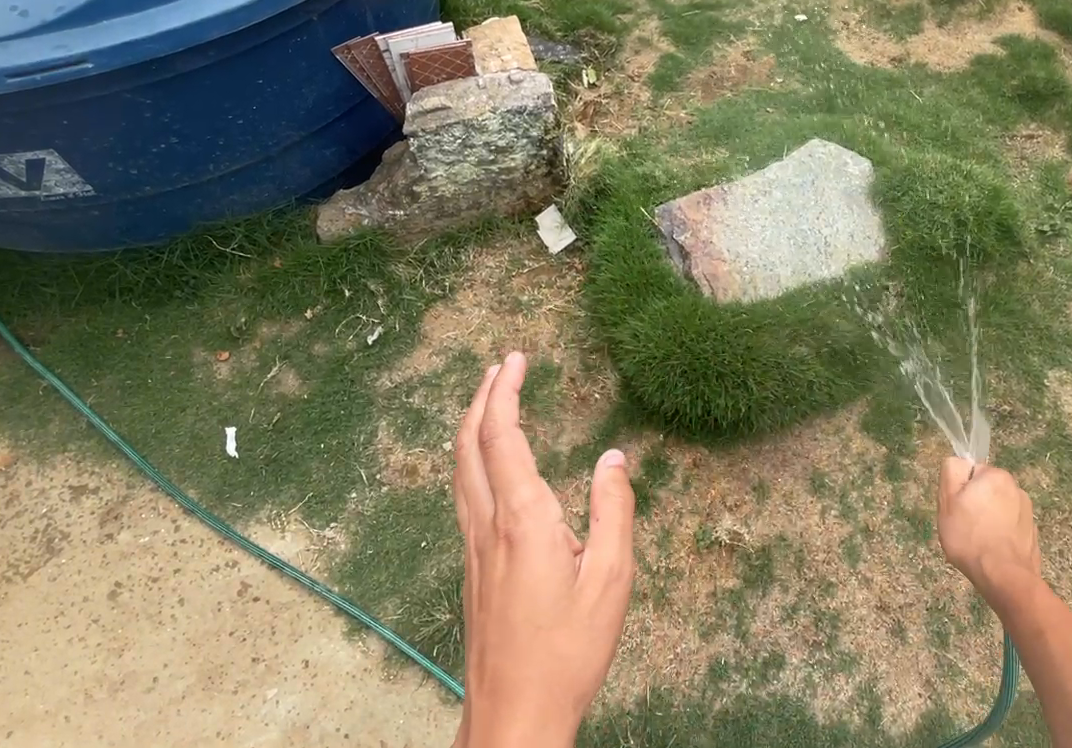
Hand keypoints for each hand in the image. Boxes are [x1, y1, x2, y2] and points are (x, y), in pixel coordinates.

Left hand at [453, 353, 634, 747]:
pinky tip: (489, 463)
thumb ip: (613, 510)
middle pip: (467, 446)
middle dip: (480, 398)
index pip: (502, 437)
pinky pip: (463, 493)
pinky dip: (472, 457)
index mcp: (523, 519)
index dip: (504, 392)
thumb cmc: (570, 648)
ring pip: (458, 470)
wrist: (514, 717)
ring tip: (490, 399)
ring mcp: (472, 547)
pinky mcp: (470, 567)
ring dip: (470, 425)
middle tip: (501, 366)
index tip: (515, 358)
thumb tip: (613, 457)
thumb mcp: (612, 578)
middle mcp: (488, 524)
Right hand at [937, 458, 1040, 606]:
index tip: (958, 509)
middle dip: (976, 505)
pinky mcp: (1033, 534)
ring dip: (989, 520)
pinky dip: (1002, 535)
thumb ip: (952, 471)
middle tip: (965, 526)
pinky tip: (993, 552)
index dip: (961, 491)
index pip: (972, 473)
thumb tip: (961, 462)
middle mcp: (1017, 488)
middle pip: (986, 491)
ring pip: (999, 510)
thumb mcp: (947, 500)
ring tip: (979, 543)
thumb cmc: (970, 536)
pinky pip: (1010, 528)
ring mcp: (1028, 512)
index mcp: (997, 475)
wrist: (1004, 576)